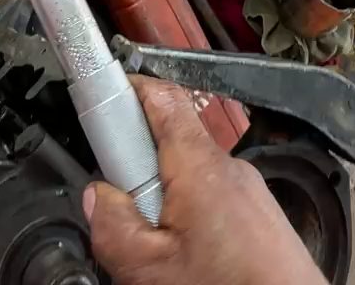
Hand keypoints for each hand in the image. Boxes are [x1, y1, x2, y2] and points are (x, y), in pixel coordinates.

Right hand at [85, 79, 324, 284]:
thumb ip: (114, 229)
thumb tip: (97, 196)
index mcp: (198, 163)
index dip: (131, 89)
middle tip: (125, 206)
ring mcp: (247, 187)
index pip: (162, 97)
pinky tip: (190, 258)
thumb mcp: (151, 272)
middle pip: (171, 140)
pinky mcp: (258, 211)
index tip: (104, 96)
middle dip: (141, 167)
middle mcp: (226, 164)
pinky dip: (192, 216)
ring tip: (160, 248)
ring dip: (167, 198)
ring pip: (190, 175)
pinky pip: (213, 197)